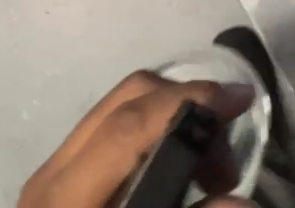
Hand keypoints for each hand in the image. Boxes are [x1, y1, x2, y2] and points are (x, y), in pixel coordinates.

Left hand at [20, 71, 256, 207]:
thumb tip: (243, 202)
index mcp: (66, 200)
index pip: (129, 127)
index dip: (188, 103)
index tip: (240, 100)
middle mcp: (53, 175)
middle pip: (127, 97)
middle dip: (188, 104)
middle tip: (226, 151)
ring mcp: (51, 174)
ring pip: (119, 106)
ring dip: (172, 117)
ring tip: (205, 167)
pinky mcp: (56, 182)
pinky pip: (111, 131)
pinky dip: (151, 134)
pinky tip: (173, 169)